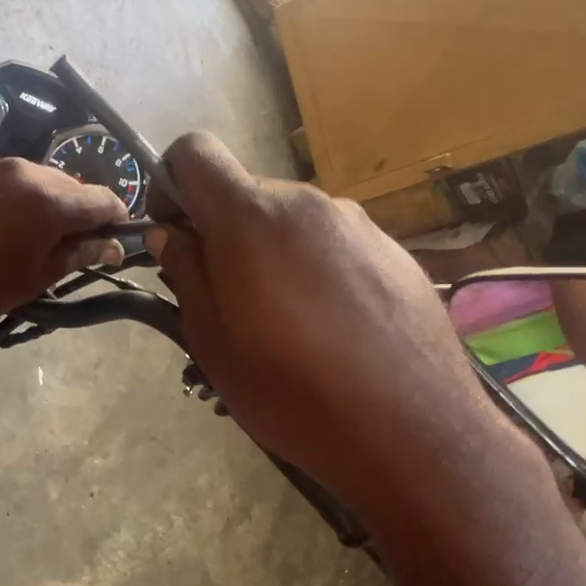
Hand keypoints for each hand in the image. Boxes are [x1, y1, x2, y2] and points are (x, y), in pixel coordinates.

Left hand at [0, 157, 128, 333]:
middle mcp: (24, 170)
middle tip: (68, 245)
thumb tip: (113, 245)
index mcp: (49, 199)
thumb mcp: (33, 279)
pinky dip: (11, 197)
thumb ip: (78, 255)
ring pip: (35, 179)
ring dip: (42, 202)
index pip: (103, 199)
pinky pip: (3, 179)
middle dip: (77, 212)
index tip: (113, 240)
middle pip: (69, 186)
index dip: (115, 219)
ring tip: (28, 235)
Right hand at [143, 133, 519, 506]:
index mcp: (251, 215)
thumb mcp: (210, 338)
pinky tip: (330, 329)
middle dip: (222, 232)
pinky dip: (313, 269)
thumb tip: (172, 233)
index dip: (170, 182)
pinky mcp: (394, 253)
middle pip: (244, 194)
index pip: (194, 150)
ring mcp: (357, 225)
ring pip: (289, 222)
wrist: (415, 435)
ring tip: (282, 323)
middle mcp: (306, 203)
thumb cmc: (290, 389)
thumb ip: (184, 271)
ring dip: (269, 253)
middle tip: (224, 299)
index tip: (175, 234)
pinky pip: (332, 245)